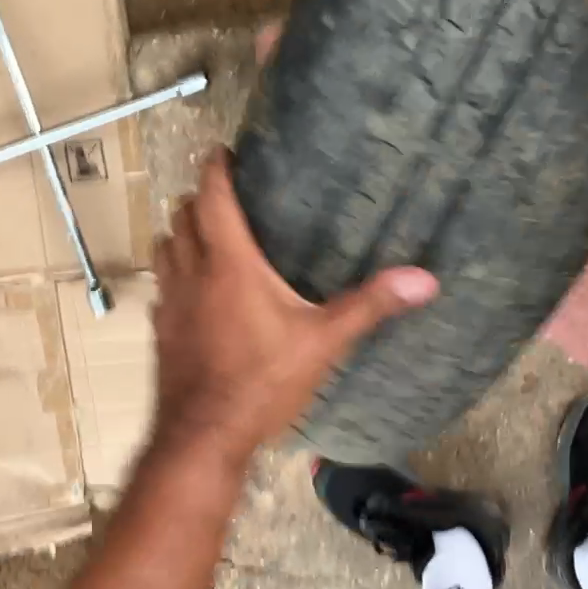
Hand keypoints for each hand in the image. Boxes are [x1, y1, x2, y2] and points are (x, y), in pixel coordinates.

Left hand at [149, 149, 437, 464]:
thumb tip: (426, 279)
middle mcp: (192, 274)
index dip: (215, 169)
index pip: (213, 198)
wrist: (202, 437)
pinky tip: (194, 292)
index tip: (222, 151)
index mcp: (229, 264)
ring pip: (165, 248)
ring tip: (205, 235)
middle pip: (182, 217)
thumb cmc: (262, 382)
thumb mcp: (322, 342)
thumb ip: (369, 306)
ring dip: (180, 234)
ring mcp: (170, 303)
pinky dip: (174, 273)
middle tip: (224, 196)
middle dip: (198, 199)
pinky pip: (161, 286)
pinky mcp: (161, 331)